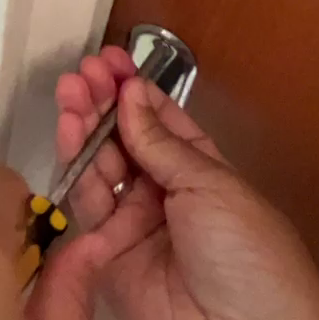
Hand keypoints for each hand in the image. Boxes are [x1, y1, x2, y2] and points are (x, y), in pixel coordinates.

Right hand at [27, 48, 318, 319]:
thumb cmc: (249, 260)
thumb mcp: (214, 188)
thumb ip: (161, 143)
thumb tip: (131, 93)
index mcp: (204, 174)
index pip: (162, 121)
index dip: (136, 89)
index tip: (112, 58)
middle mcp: (166, 192)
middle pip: (126, 137)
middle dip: (106, 100)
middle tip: (86, 68)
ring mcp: (135, 221)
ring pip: (102, 162)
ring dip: (85, 122)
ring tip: (71, 88)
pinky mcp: (106, 250)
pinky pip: (87, 200)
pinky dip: (74, 162)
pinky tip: (69, 127)